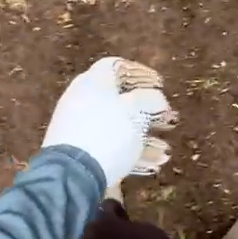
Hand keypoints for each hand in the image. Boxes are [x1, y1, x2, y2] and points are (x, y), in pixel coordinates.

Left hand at [41, 57, 177, 185]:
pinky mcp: (76, 149)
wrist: (73, 172)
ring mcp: (76, 125)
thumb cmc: (109, 133)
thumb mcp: (138, 112)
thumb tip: (157, 98)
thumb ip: (151, 99)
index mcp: (94, 80)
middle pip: (117, 98)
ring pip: (116, 125)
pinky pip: (107, 144)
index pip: (117, 66)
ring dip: (142, 136)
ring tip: (163, 150)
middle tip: (165, 120)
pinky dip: (128, 151)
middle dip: (145, 111)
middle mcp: (82, 98)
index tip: (159, 84)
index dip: (140, 73)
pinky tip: (149, 165)